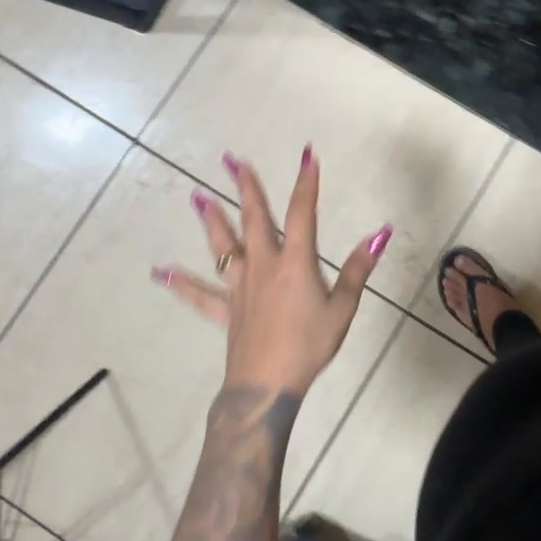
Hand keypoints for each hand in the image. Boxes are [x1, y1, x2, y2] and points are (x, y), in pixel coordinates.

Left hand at [153, 146, 389, 395]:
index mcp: (295, 262)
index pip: (302, 212)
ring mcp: (239, 287)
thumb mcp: (343, 307)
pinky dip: (181, 283)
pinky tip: (159, 273)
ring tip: (196, 196)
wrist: (266, 386)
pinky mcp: (225, 310)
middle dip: (245, 188)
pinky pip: (200, 295)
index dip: (306, 182)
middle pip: (254, 220)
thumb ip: (358, 268)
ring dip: (211, 220)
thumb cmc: (310, 344)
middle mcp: (264, 266)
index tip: (308, 155)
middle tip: (232, 160)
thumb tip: (380, 232)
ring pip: (223, 247)